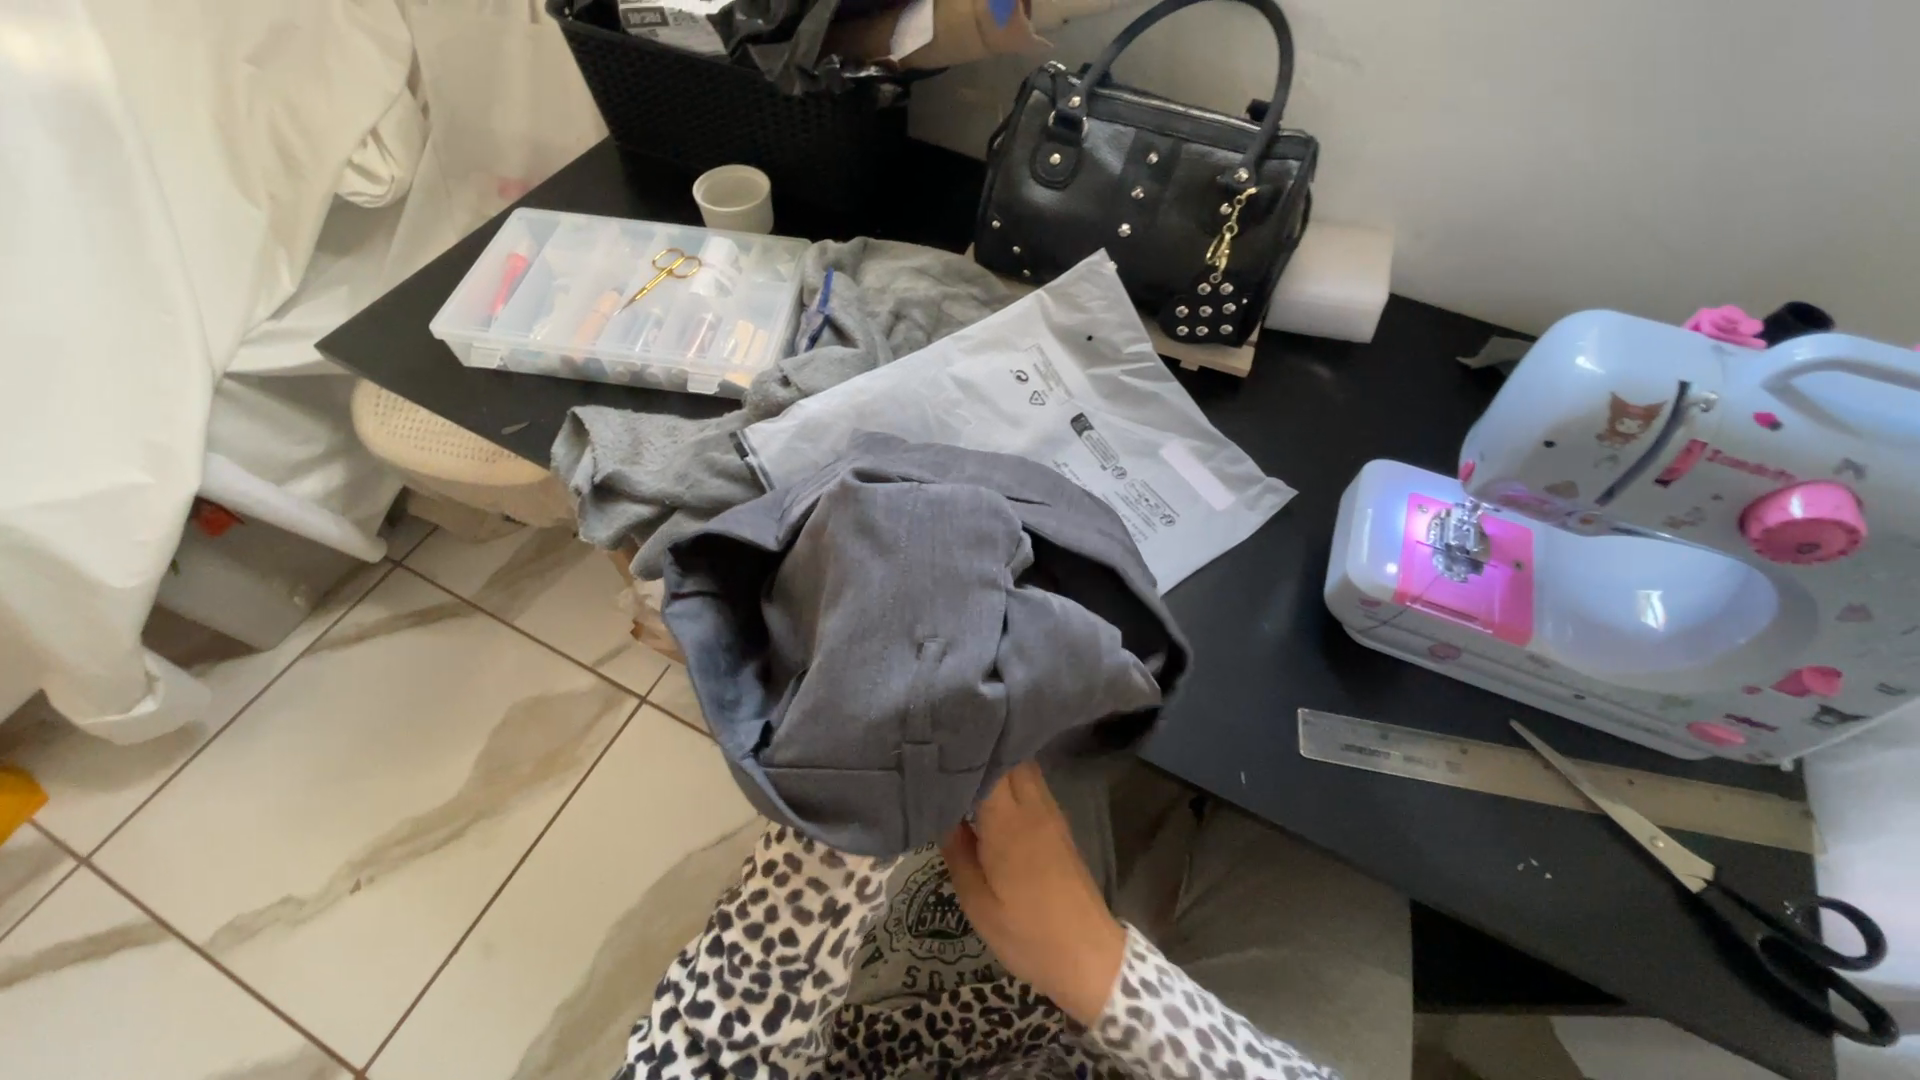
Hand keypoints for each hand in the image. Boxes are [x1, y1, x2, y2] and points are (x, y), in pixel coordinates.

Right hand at [940, 762, 1126, 1025]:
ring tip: (964, 767)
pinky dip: (1012, 779)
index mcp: (1009, 823)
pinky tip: (991, 793)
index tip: (935, 748)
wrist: (1089, 957)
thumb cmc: (1028, 935)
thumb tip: (941, 815)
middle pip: (1010, 756)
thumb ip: (957, 853)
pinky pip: (1034, 785)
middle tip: (946, 752)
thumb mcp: (978, 904)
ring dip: (999, 762)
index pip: (988, 766)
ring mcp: (1051, 814)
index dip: (963, 751)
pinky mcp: (1060, 826)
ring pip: (1024, 768)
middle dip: (981, 749)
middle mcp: (1033, 807)